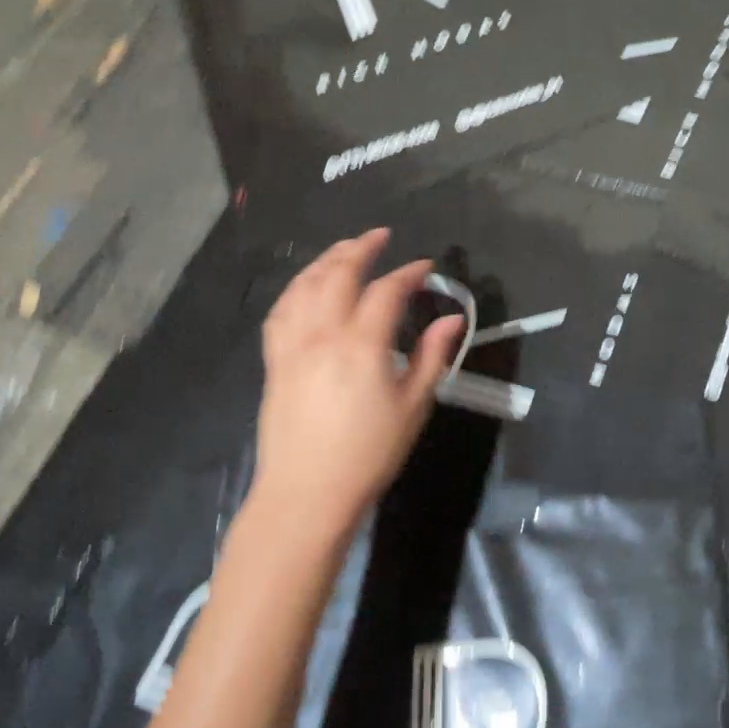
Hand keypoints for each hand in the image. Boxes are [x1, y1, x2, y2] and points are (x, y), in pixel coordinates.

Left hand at [254, 228, 464, 532]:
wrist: (308, 491)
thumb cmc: (371, 452)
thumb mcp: (414, 405)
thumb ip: (433, 356)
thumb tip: (452, 318)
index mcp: (362, 345)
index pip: (386, 291)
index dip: (408, 273)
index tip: (427, 266)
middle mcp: (322, 335)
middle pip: (337, 275)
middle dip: (360, 249)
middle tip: (380, 236)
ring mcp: (292, 347)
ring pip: (303, 287)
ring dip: (325, 261)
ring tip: (344, 249)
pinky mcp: (275, 363)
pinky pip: (280, 312)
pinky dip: (296, 289)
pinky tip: (306, 287)